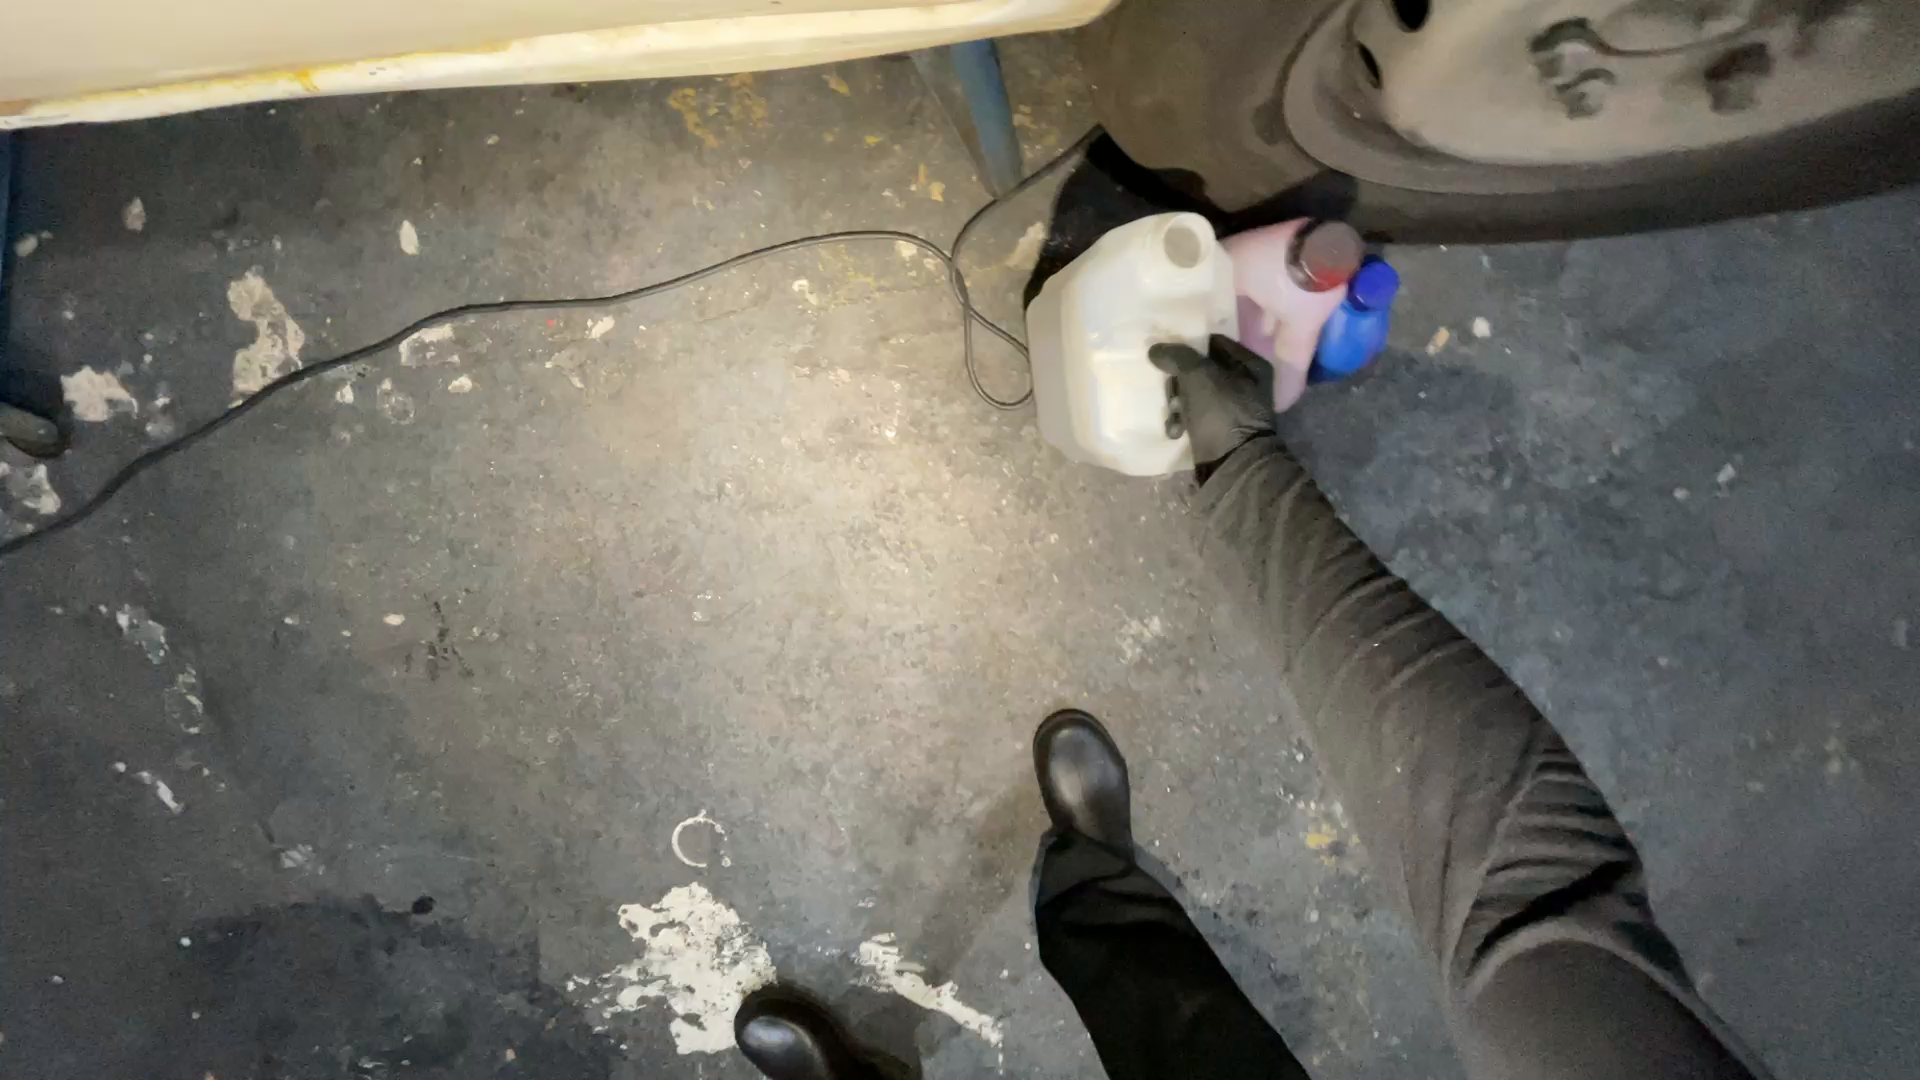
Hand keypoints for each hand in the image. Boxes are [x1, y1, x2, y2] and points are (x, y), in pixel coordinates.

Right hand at [1149, 335, 1276, 477]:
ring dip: (1176, 404)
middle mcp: (1245, 383)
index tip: (1166, 354)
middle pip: (1198, 370)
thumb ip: (1177, 357)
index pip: (1213, 342)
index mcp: (1250, 364)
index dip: (1188, 346)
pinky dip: (1181, 421)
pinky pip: (1193, 415)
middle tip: (1172, 394)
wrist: (1232, 466)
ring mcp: (1231, 408)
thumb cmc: (1221, 415)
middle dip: (1178, 382)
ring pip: (1192, 393)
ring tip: (1173, 417)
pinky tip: (1176, 431)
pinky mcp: (1218, 429)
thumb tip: (1155, 348)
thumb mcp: (1199, 378)